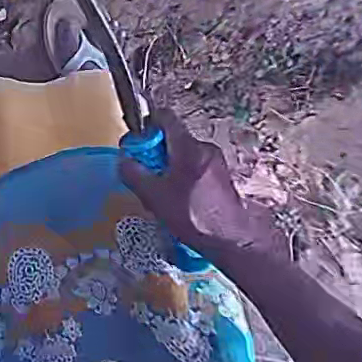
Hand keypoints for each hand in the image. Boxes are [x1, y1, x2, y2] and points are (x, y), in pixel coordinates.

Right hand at [118, 109, 278, 254]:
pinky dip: (180, 179)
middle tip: (144, 177)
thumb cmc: (194, 217)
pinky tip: (177, 203)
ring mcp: (217, 164)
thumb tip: (124, 160)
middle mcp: (205, 149)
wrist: (237, 243)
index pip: (164, 118)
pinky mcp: (223, 178)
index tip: (136, 146)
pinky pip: (193, 169)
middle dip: (153, 155)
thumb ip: (133, 173)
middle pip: (171, 140)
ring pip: (181, 156)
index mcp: (188, 148)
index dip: (145, 126)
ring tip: (160, 196)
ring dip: (166, 169)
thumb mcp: (153, 195)